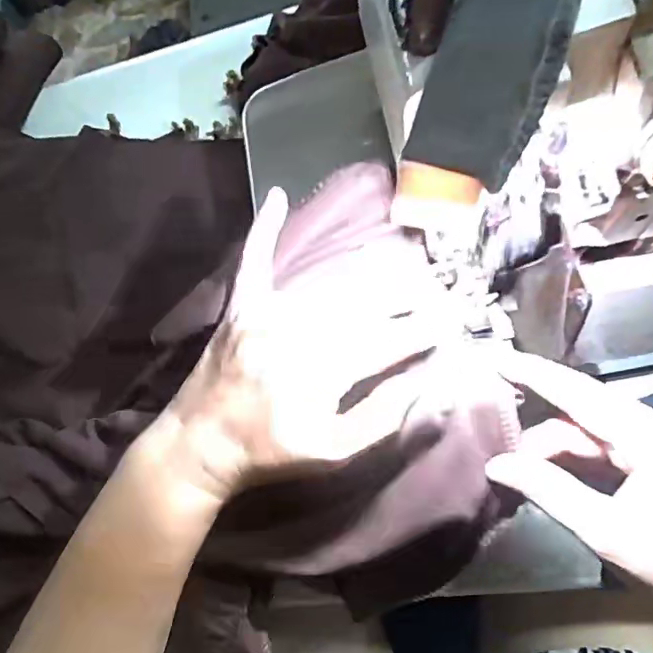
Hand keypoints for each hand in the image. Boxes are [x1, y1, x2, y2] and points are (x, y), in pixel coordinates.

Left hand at [156, 186, 442, 500]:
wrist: (199, 446)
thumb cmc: (270, 455)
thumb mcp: (333, 452)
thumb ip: (380, 417)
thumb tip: (425, 379)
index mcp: (320, 373)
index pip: (387, 343)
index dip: (424, 331)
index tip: (454, 321)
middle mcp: (294, 335)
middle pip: (362, 309)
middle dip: (405, 302)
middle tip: (438, 295)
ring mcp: (263, 317)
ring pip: (326, 288)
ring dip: (367, 279)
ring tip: (400, 271)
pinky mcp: (238, 310)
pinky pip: (254, 265)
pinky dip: (264, 233)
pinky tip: (276, 197)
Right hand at [482, 348, 652, 642]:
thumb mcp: (607, 533)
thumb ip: (548, 490)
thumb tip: (496, 465)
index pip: (586, 396)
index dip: (538, 376)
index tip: (501, 359)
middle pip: (601, 421)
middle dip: (552, 441)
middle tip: (511, 466)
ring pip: (620, 438)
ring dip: (577, 455)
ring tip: (538, 475)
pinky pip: (641, 452)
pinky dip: (605, 464)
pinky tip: (580, 480)